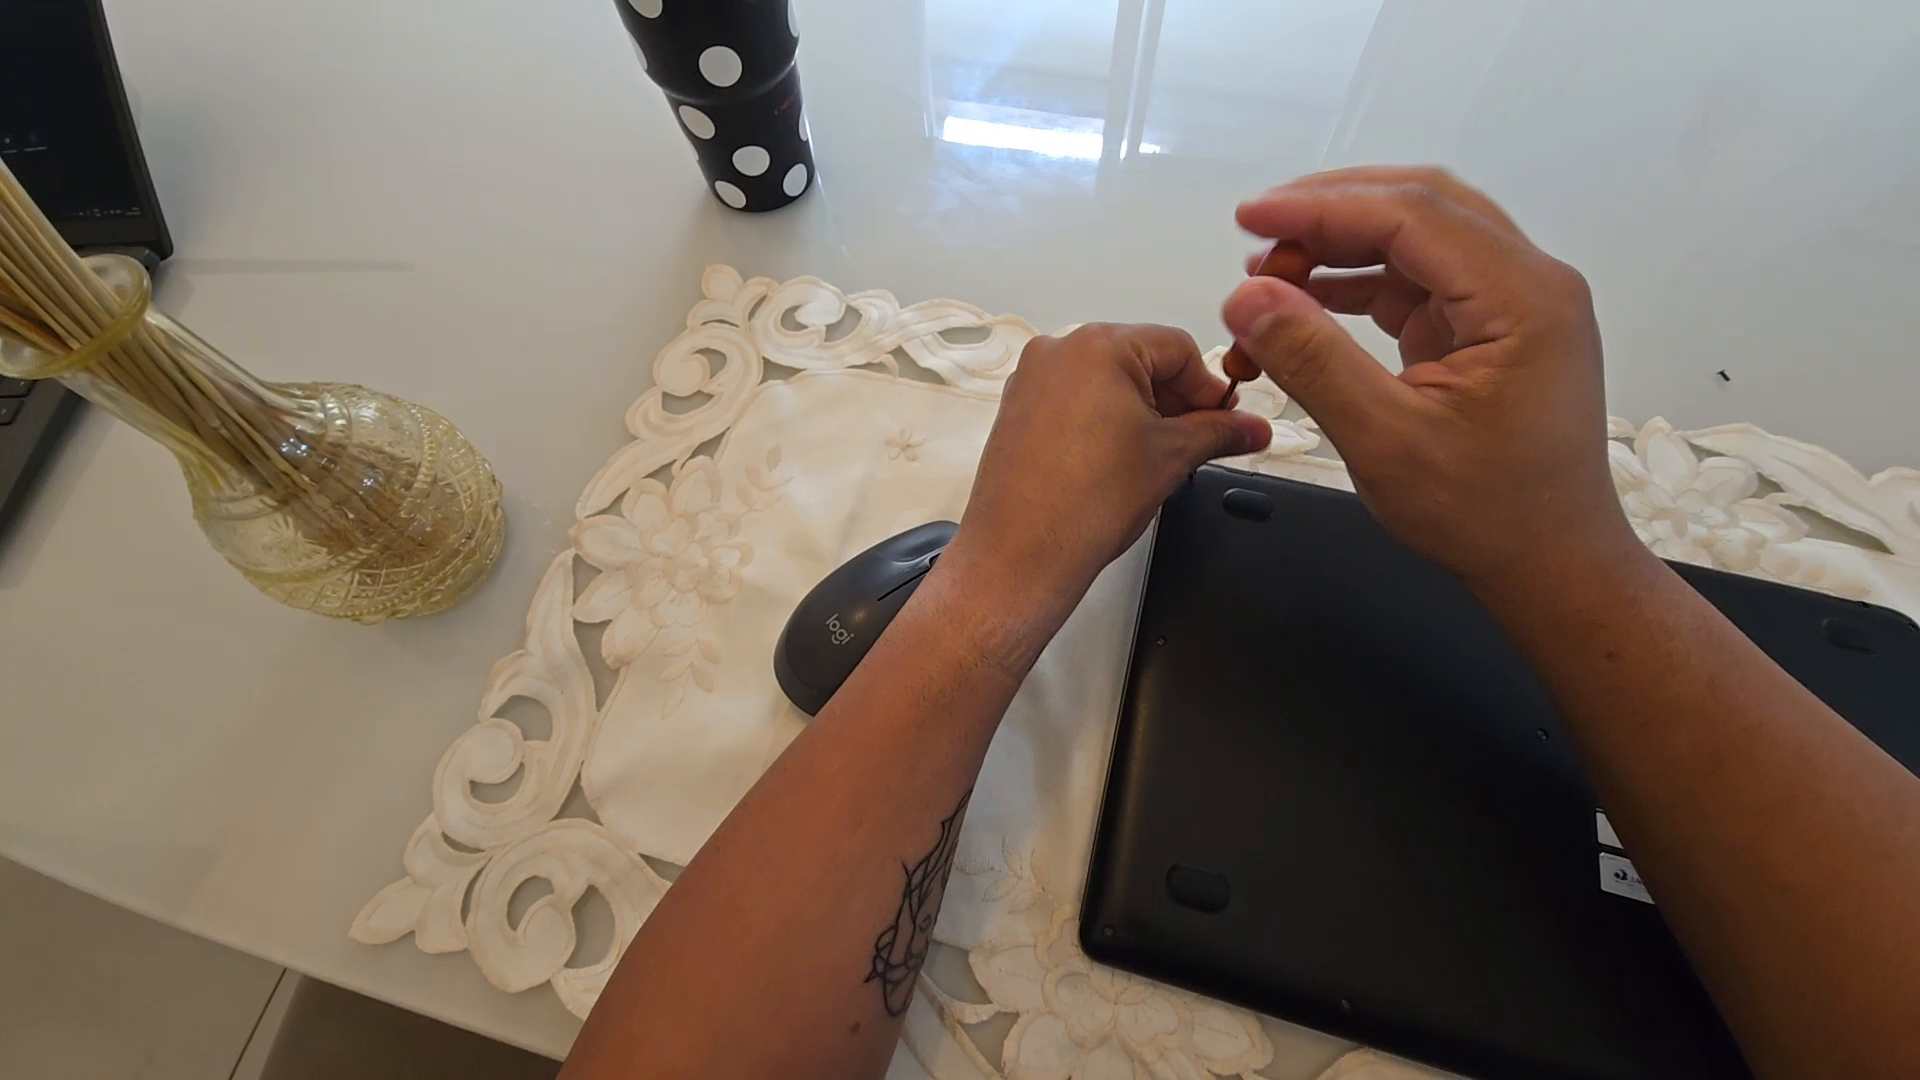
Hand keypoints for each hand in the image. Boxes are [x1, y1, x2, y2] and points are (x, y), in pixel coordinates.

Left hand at [942, 324, 1270, 634]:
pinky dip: (1101, 422)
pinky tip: (1114, 461)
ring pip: (1104, 383)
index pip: (1177, 348)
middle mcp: (1057, 352)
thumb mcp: (1171, 458)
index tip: (1224, 421)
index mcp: (1098, 345)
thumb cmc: (1085, 505)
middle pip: (1138, 360)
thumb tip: (1251, 428)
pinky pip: (1072, 402)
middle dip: (1173, 400)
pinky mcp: (1016, 412)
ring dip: (1139, 413)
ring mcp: (1030, 382)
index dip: (1209, 387)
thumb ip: (1219, 432)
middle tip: (1196, 442)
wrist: (1021, 555)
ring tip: (1153, 458)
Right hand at [1223, 167, 1641, 589]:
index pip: (1412, 216)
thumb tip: (1248, 298)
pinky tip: (1307, 301)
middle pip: (1421, 209)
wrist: (1543, 559)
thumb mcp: (1384, 440)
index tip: (1248, 217)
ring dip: (1340, 246)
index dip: (1322, 207)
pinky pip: (1411, 285)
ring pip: (1415, 242)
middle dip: (1332, 211)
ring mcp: (1505, 306)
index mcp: (1520, 298)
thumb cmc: (1479, 511)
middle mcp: (1524, 284)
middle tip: (1256, 234)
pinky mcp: (1481, 332)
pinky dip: (1353, 285)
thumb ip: (1313, 362)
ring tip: (1271, 272)